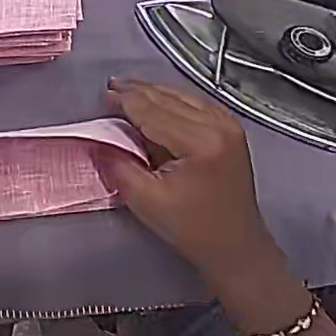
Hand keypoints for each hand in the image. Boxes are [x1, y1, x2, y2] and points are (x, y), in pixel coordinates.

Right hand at [98, 79, 307, 333]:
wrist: (236, 248)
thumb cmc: (192, 229)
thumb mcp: (146, 201)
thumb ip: (119, 166)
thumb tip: (99, 141)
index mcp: (200, 142)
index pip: (153, 111)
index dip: (125, 102)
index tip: (103, 96)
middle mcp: (219, 125)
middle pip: (168, 99)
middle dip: (137, 92)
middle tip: (110, 88)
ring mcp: (229, 126)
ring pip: (182, 97)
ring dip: (154, 93)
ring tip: (127, 90)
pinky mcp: (231, 131)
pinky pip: (196, 105)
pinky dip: (173, 101)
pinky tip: (157, 100)